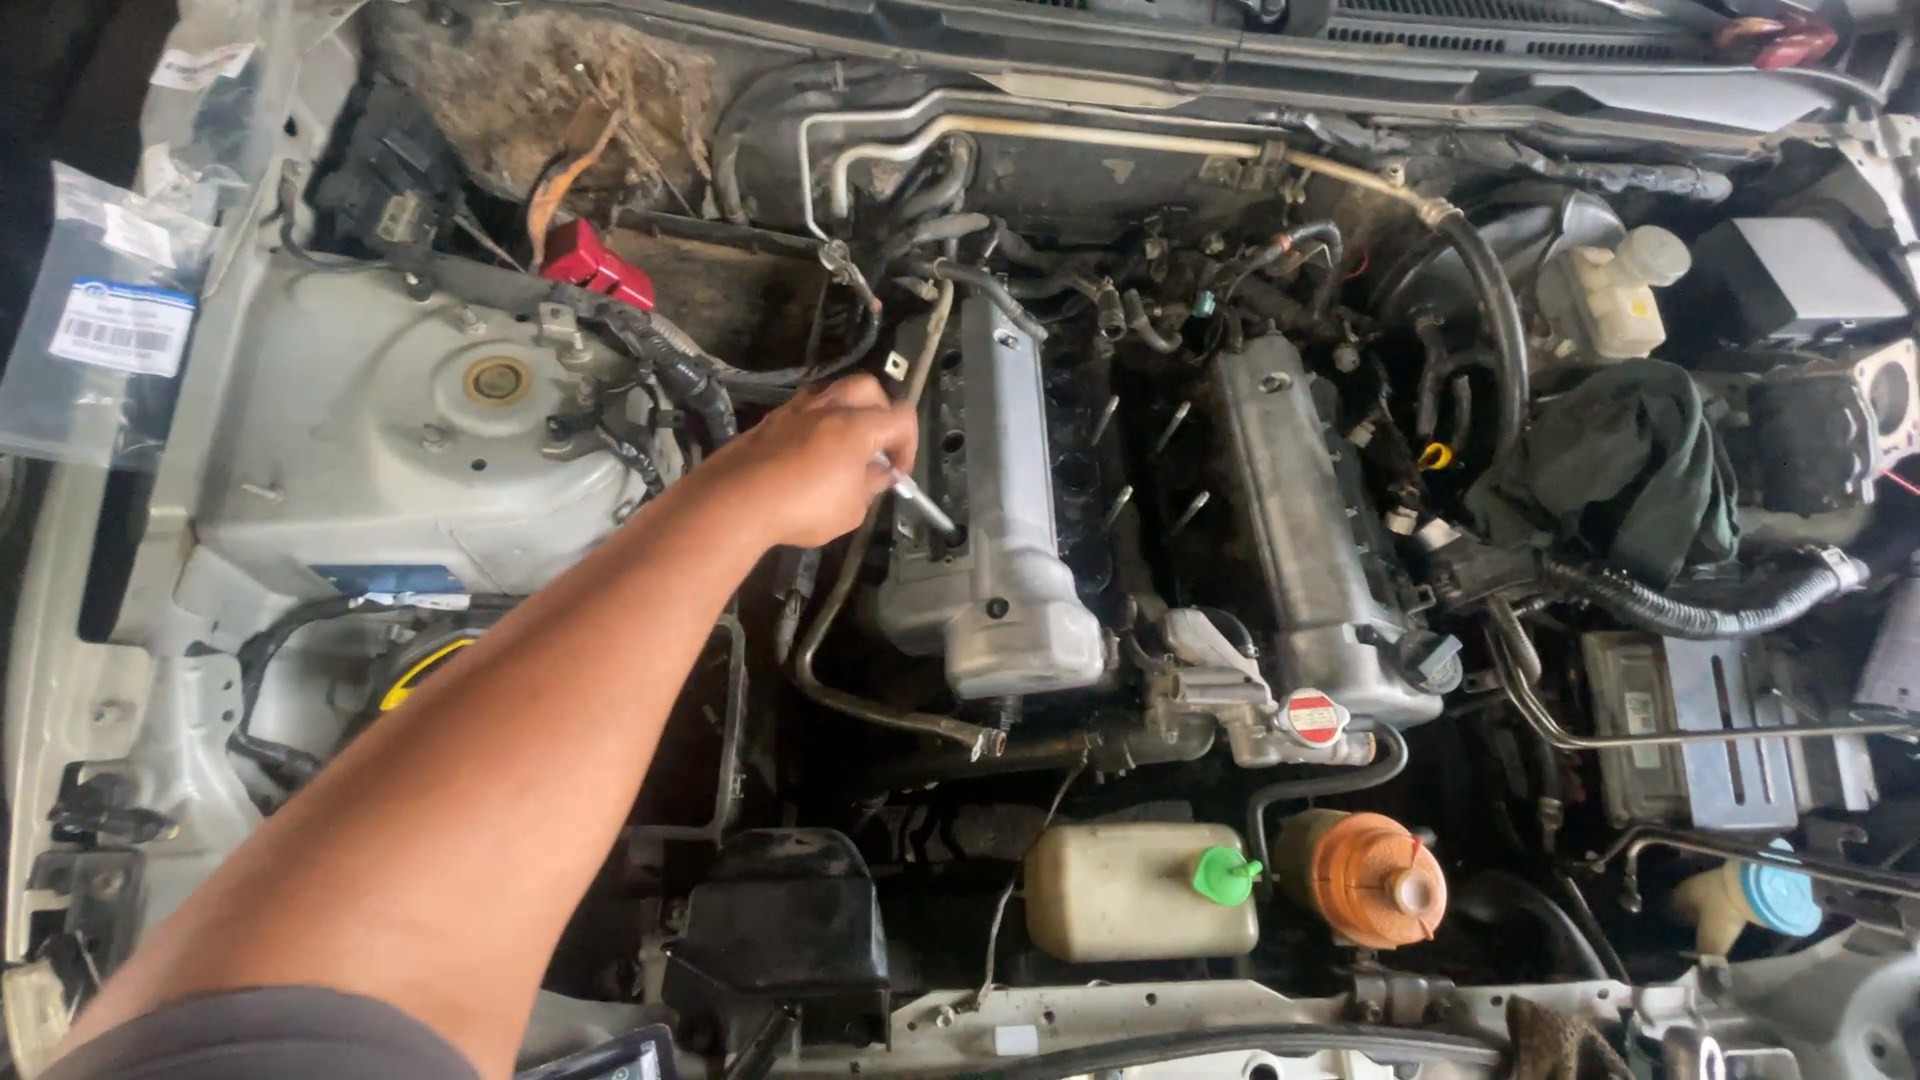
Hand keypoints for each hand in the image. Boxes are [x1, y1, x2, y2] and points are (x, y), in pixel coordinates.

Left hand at [689, 374, 918, 548]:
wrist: (735, 501)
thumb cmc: (803, 507)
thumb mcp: (851, 509)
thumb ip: (871, 486)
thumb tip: (880, 474)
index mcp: (858, 426)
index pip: (901, 417)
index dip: (909, 445)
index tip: (897, 473)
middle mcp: (829, 407)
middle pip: (868, 389)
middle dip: (881, 415)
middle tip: (876, 448)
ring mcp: (796, 409)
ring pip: (833, 393)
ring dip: (847, 415)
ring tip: (843, 450)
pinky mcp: (770, 420)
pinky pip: (805, 411)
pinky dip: (818, 425)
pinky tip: (811, 456)